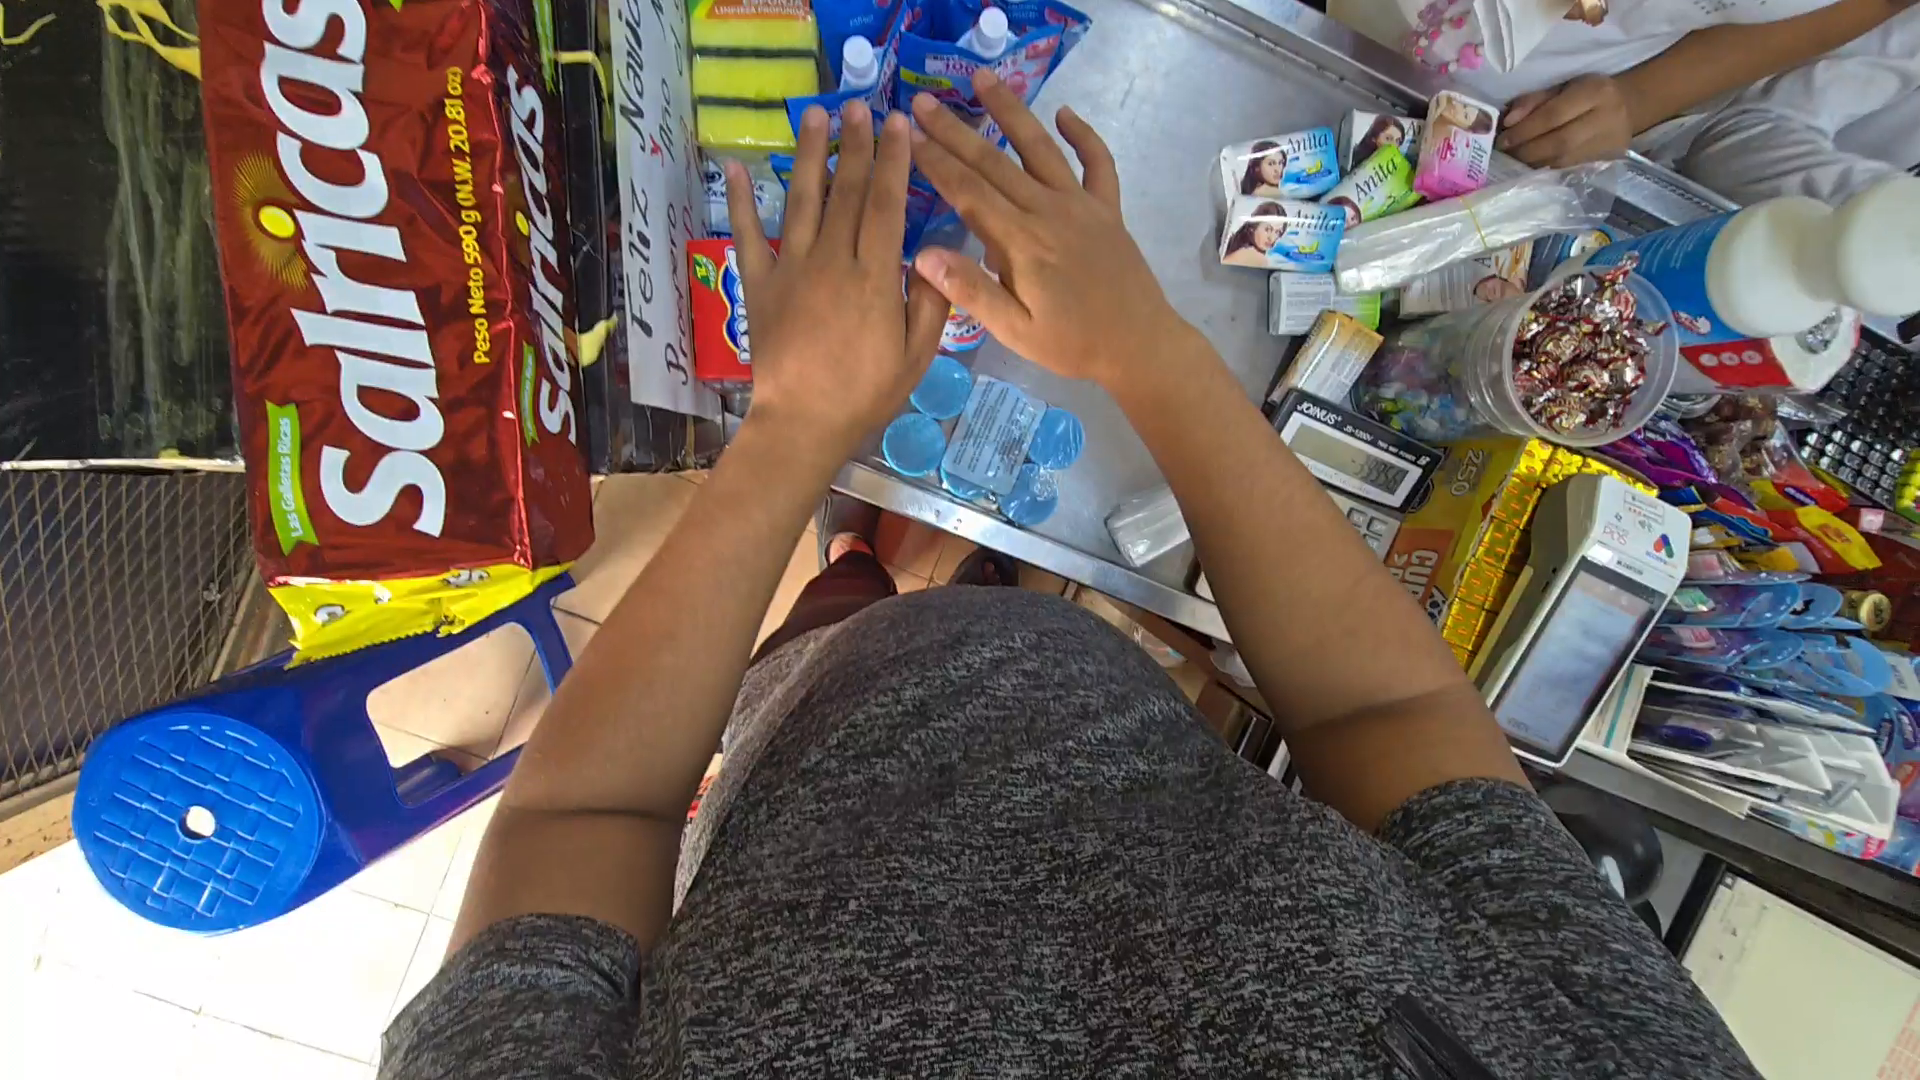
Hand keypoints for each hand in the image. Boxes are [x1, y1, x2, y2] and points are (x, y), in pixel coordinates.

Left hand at [725, 101, 946, 456]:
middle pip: (846, 192)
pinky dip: (741, 200)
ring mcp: (792, 269)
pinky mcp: (760, 285)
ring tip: (815, 115)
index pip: (887, 205)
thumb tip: (936, 252)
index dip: (894, 162)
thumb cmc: (867, 395)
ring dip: (809, 155)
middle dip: (855, 146)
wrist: (804, 423)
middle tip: (860, 107)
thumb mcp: (917, 356)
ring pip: (802, 200)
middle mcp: (833, 260)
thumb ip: (931, 301)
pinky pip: (749, 235)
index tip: (898, 126)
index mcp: (875, 277)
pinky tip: (736, 167)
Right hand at [906, 70, 1189, 390]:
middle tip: (922, 102)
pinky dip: (1082, 135)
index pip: (969, 192)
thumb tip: (923, 256)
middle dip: (956, 131)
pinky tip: (1065, 113)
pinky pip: (1097, 163)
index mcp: (1022, 243)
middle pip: (995, 163)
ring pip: (1040, 148)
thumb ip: (972, 290)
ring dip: (1011, 110)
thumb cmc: (1071, 345)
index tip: (908, 137)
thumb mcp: (1015, 330)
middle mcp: (1049, 212)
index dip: (936, 162)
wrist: (1138, 346)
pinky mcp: (1108, 210)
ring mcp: (1082, 206)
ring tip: (984, 78)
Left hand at [1496, 74, 1639, 167]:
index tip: (1501, 140)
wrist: (1626, 108)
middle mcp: (1606, 118)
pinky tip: (1530, 166)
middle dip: (1524, 150)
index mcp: (1596, 92)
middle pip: (1557, 142)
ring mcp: (1607, 143)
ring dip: (1530, 163)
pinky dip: (1541, 170)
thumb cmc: (1583, 96)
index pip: (1553, 115)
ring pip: (1559, 161)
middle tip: (1505, 153)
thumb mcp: (1561, 89)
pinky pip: (1565, 171)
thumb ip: (1532, 102)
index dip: (1524, 130)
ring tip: (1514, 159)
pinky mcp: (1603, 162)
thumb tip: (1507, 122)